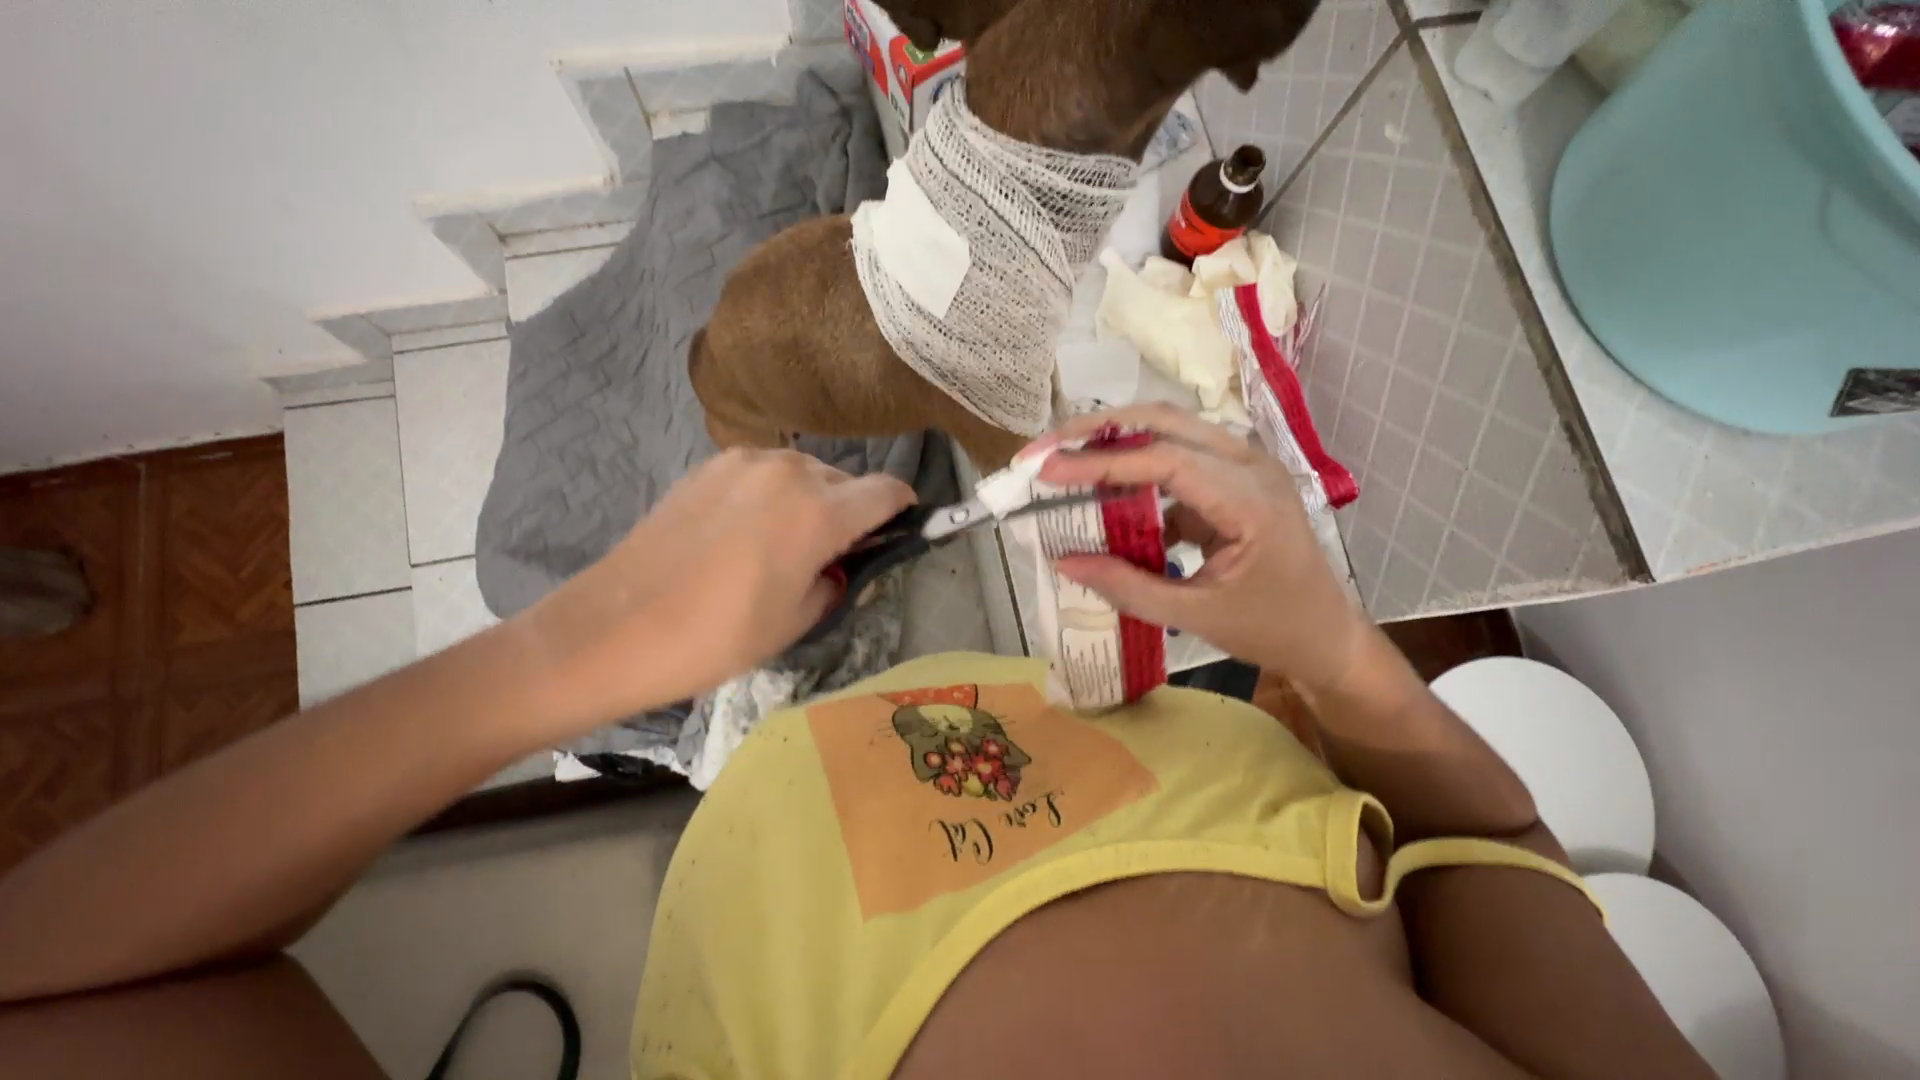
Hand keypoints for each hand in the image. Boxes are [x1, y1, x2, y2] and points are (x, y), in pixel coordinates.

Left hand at [520, 449, 914, 728]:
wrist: (614, 629)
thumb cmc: (716, 636)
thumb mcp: (796, 621)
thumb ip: (837, 582)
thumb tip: (840, 565)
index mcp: (818, 510)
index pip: (888, 492)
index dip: (903, 512)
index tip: (899, 534)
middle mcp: (786, 471)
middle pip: (844, 481)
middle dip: (852, 513)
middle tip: (833, 558)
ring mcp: (741, 463)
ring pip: (801, 475)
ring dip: (810, 503)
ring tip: (784, 549)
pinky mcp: (705, 469)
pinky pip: (761, 476)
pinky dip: (771, 499)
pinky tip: (743, 539)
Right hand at [1032, 405, 1372, 693]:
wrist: (1329, 638)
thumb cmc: (1272, 630)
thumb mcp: (1195, 616)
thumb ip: (1128, 587)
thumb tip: (1063, 560)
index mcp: (1249, 498)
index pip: (1164, 459)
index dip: (1099, 461)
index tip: (1046, 470)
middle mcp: (1250, 465)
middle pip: (1166, 421)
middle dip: (1099, 430)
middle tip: (1045, 449)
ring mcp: (1247, 467)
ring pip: (1172, 432)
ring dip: (1116, 443)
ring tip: (1065, 462)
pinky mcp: (1236, 480)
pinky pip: (1179, 461)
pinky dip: (1138, 473)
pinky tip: (1106, 499)